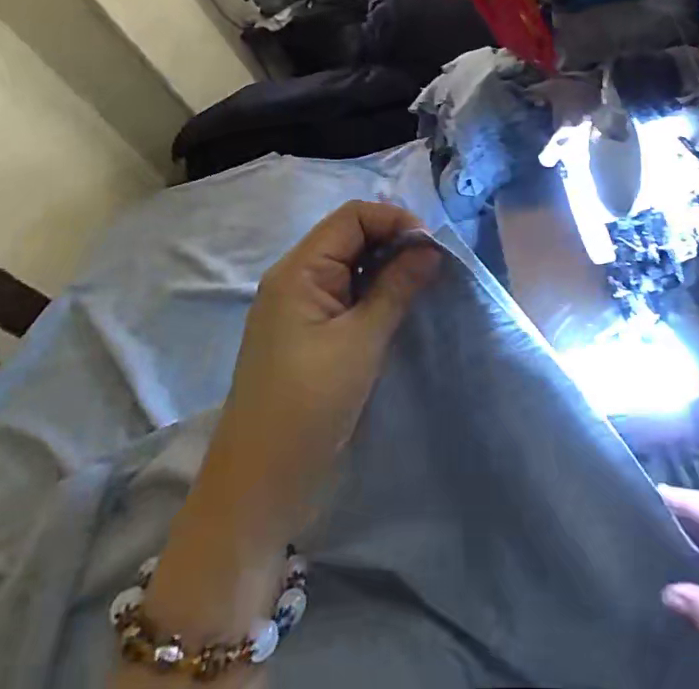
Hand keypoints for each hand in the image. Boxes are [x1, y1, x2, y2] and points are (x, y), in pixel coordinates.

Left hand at [220, 201, 441, 497]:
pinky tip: (403, 307)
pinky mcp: (313, 332)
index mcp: (299, 272)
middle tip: (435, 269)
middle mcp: (297, 279)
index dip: (396, 221)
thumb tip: (431, 248)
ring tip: (425, 287)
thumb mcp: (361, 340)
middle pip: (353, 235)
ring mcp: (303, 307)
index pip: (353, 217)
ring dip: (392, 267)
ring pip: (355, 265)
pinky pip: (351, 293)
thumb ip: (396, 287)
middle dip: (397, 242)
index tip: (433, 249)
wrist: (263, 479)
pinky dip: (380, 291)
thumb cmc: (309, 403)